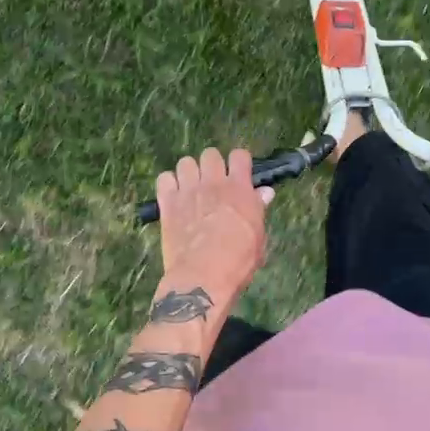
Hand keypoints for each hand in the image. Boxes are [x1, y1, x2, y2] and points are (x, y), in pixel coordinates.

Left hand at [154, 148, 272, 304]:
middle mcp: (213, 182)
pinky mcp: (168, 202)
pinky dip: (168, 185)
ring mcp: (189, 190)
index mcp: (239, 188)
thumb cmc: (238, 261)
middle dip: (212, 165)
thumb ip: (258, 209)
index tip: (237, 173)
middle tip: (212, 182)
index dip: (238, 162)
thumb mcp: (258, 237)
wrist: (203, 277)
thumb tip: (265, 192)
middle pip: (210, 154)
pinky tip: (173, 197)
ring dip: (189, 173)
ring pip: (186, 162)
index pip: (239, 155)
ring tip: (191, 189)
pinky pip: (164, 179)